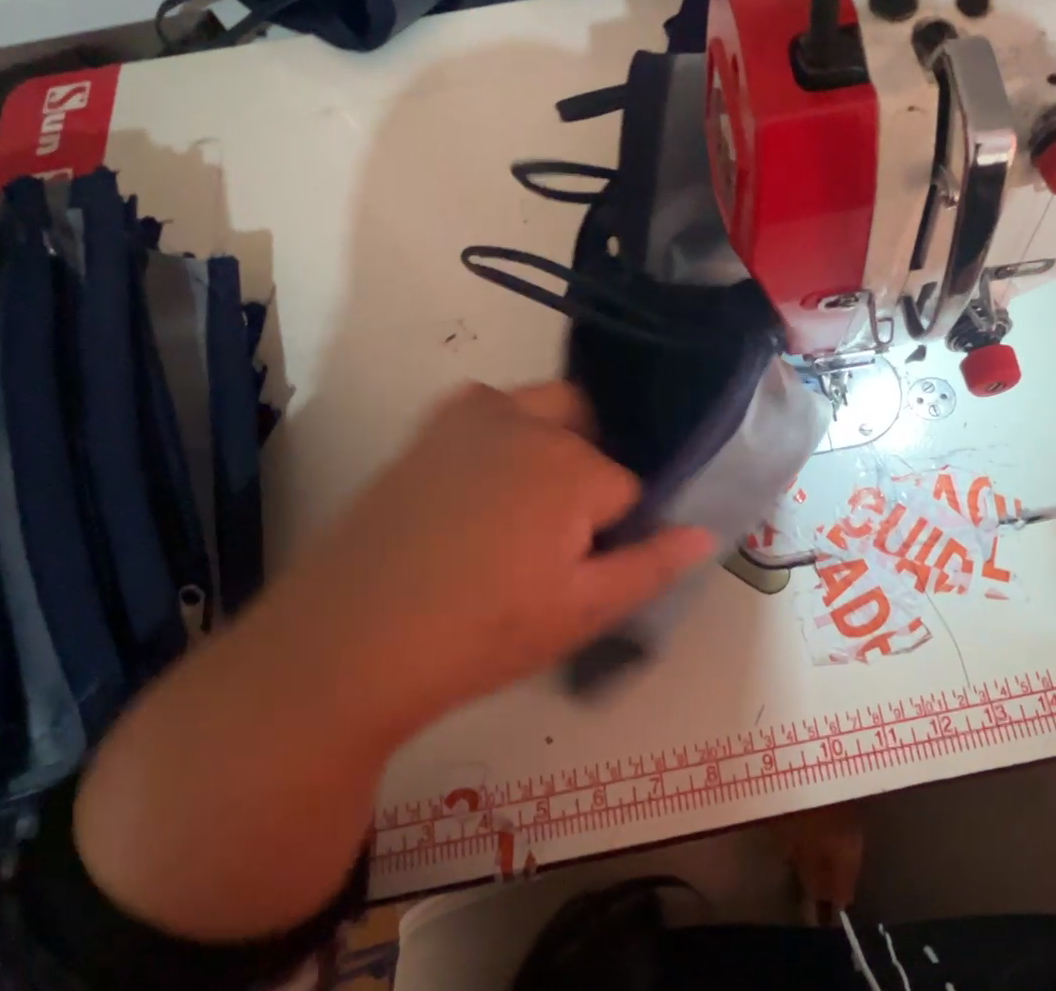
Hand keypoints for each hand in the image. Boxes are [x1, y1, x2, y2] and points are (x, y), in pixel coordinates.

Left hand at [265, 380, 715, 736]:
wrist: (348, 643)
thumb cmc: (480, 634)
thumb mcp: (582, 612)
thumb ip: (652, 567)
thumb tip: (706, 533)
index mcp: (573, 467)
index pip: (629, 489)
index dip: (617, 534)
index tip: (582, 575)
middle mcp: (527, 423)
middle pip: (592, 439)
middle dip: (591, 479)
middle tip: (560, 543)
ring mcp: (469, 418)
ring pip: (547, 414)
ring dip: (555, 450)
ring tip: (524, 517)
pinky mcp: (426, 430)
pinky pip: (490, 411)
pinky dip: (505, 434)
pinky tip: (481, 494)